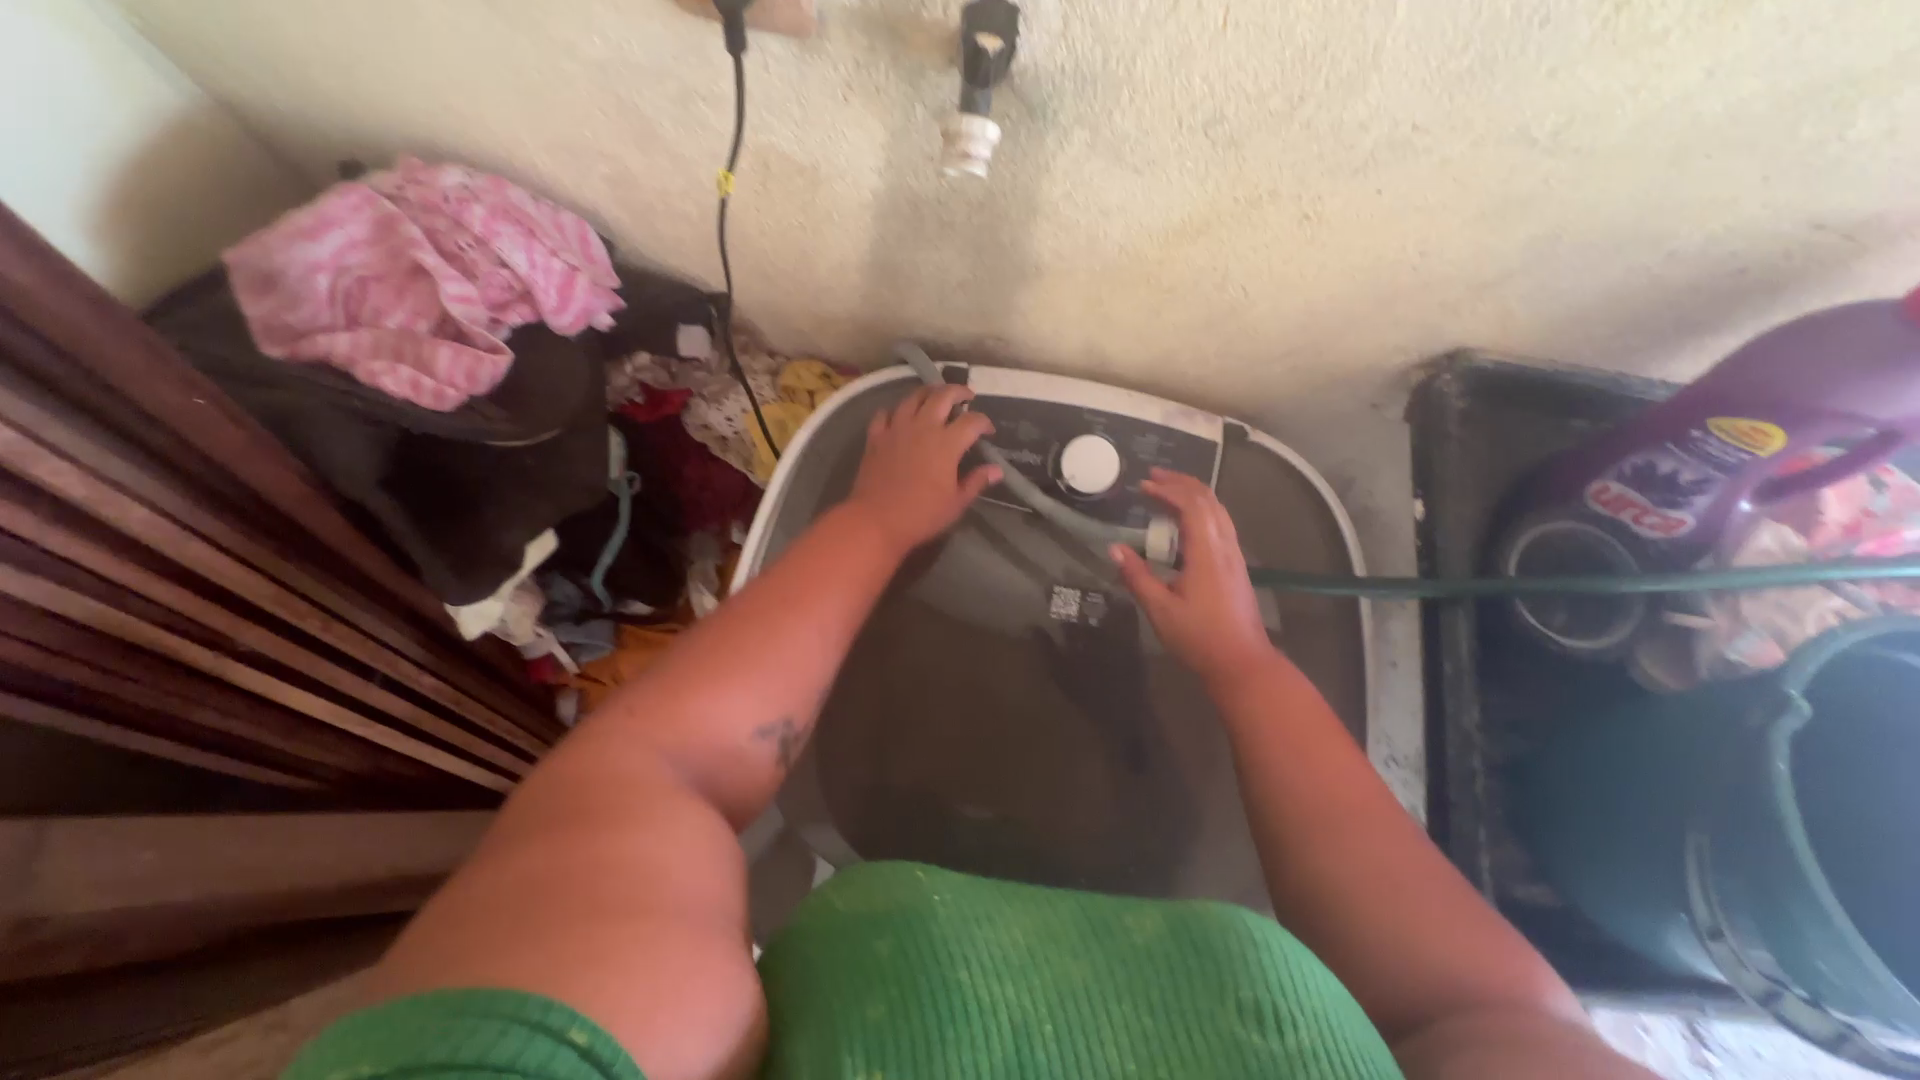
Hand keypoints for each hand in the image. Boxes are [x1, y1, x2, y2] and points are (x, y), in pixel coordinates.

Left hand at [844, 384, 1001, 553]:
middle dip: (959, 391)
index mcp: (946, 443)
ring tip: (936, 397)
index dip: (984, 422)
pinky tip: (900, 416)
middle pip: (943, 396)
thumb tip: (996, 470)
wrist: (876, 520)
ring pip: (913, 397)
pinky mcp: (876, 437)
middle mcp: (923, 427)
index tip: (989, 431)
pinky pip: (885, 413)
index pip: (972, 421)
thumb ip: (976, 481)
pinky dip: (896, 410)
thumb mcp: (956, 503)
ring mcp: (896, 429)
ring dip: (928, 392)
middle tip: (966, 397)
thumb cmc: (922, 515)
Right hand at [1110, 467, 1274, 686]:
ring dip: (1194, 495)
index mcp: (1207, 553)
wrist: (1241, 662)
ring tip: (1168, 492)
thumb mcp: (1160, 609)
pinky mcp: (1236, 567)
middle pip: (1209, 501)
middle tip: (1154, 478)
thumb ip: (1137, 576)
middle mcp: (1225, 547)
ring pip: (1219, 511)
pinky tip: (1186, 522)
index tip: (1143, 486)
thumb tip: (1114, 549)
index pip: (1191, 505)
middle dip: (1182, 484)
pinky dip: (1202, 512)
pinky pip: (1221, 525)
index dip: (1168, 490)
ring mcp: (1234, 556)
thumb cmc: (1199, 637)